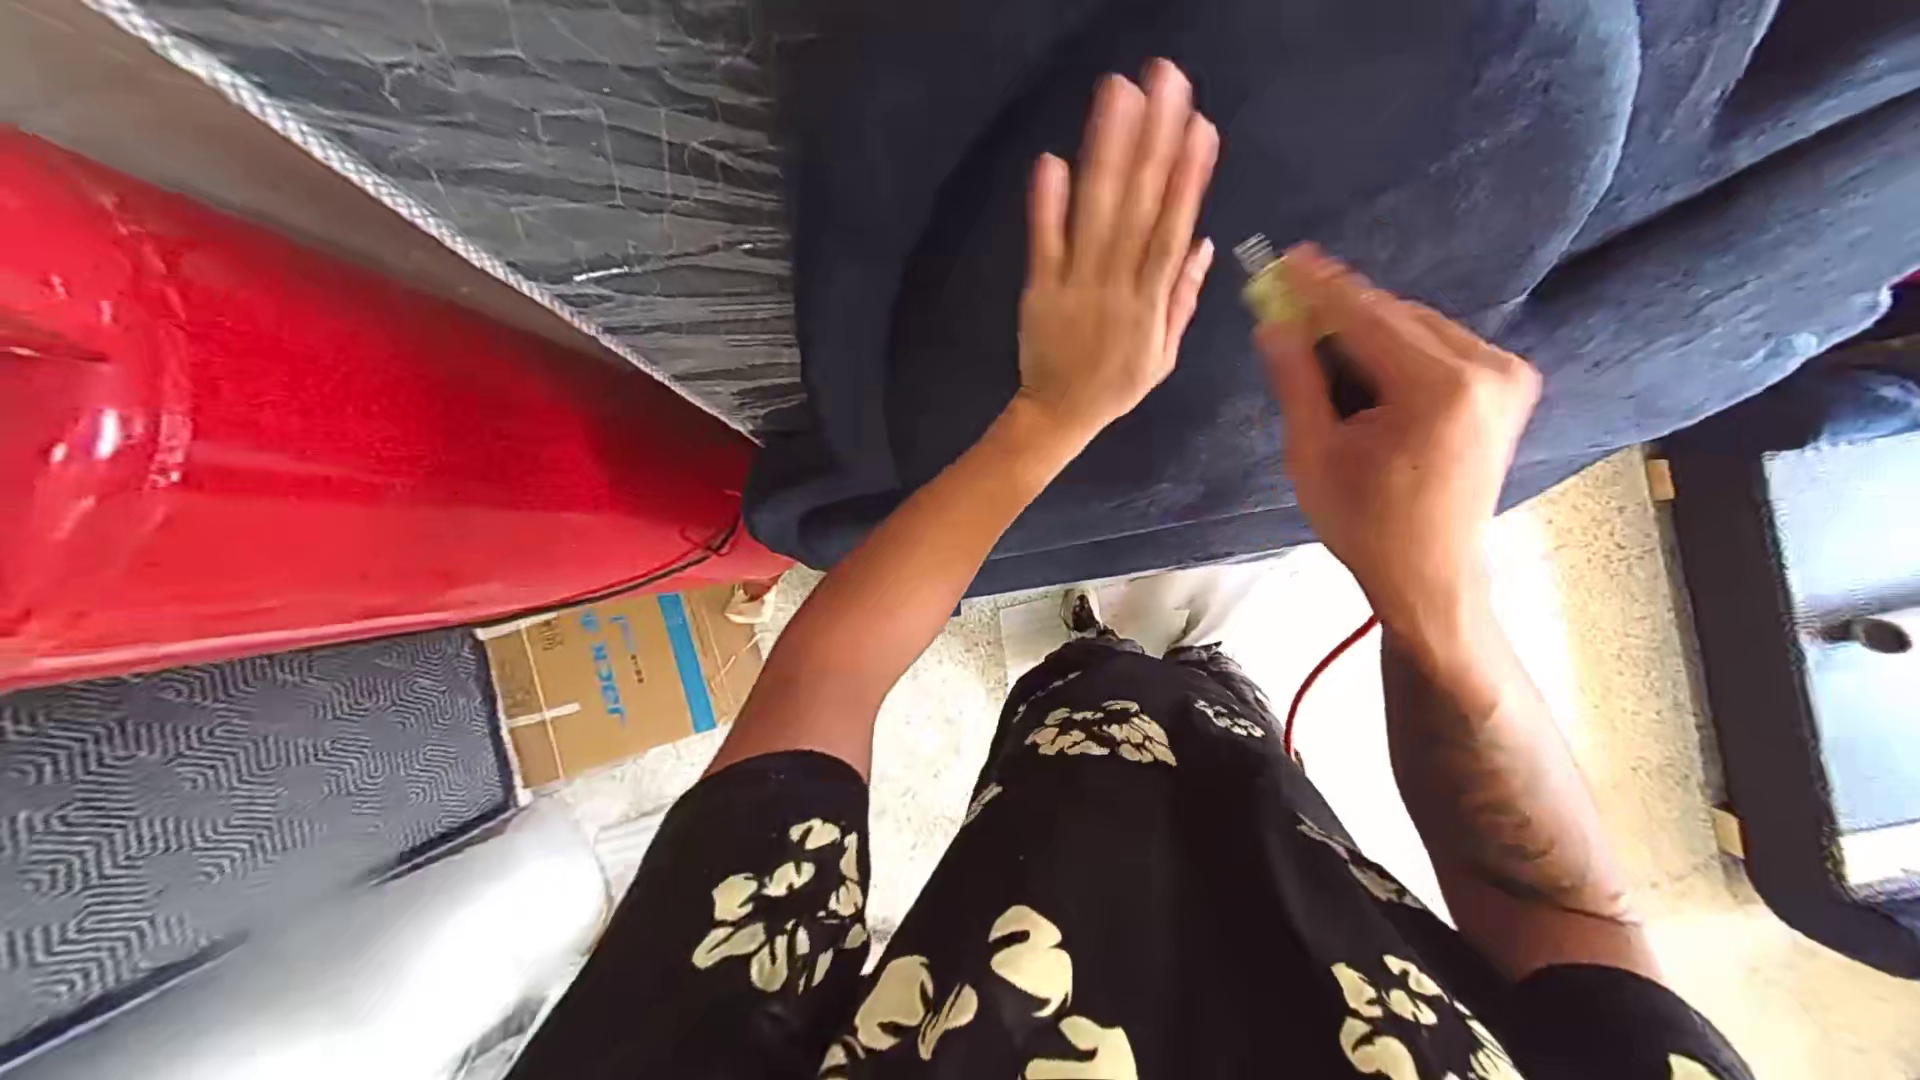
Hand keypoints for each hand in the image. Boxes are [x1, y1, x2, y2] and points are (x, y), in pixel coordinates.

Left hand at [1014, 59, 1219, 438]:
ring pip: (1095, 216)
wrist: (1058, 415)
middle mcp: (1116, 287)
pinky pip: (1044, 246)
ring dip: (1105, 153)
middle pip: (1138, 208)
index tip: (1199, 125)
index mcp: (1149, 303)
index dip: (1187, 177)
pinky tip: (1052, 161)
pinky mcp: (1038, 292)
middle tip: (1164, 80)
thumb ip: (1181, 299)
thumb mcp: (1162, 355)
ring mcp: (1075, 287)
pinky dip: (1047, 207)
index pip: (1171, 230)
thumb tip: (1202, 243)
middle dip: (1152, 141)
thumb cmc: (1114, 386)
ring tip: (1117, 96)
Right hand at [1257, 244, 1541, 649]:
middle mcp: (1486, 368)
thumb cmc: (1362, 521)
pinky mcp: (1509, 386)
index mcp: (1437, 387)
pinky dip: (1396, 350)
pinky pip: (1439, 346)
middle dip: (1341, 313)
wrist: (1430, 571)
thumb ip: (1297, 381)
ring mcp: (1507, 376)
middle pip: (1396, 316)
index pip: (1367, 318)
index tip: (1286, 259)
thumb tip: (1273, 324)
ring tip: (1326, 360)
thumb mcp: (1312, 453)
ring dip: (1367, 333)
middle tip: (1291, 311)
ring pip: (1418, 328)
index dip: (1320, 288)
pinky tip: (1367, 375)